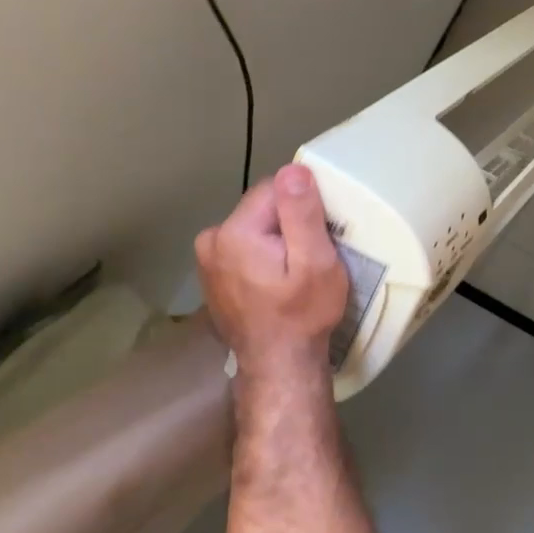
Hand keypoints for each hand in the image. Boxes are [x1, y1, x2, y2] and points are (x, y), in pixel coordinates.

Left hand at [196, 164, 347, 376]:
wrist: (279, 362)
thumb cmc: (303, 312)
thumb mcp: (315, 261)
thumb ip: (301, 214)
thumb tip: (295, 169)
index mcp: (235, 231)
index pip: (276, 189)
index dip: (306, 206)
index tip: (325, 232)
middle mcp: (212, 239)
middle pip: (264, 208)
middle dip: (292, 222)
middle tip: (317, 253)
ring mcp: (208, 259)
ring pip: (256, 227)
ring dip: (280, 238)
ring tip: (300, 268)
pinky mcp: (213, 274)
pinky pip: (246, 247)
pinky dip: (266, 254)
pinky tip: (281, 279)